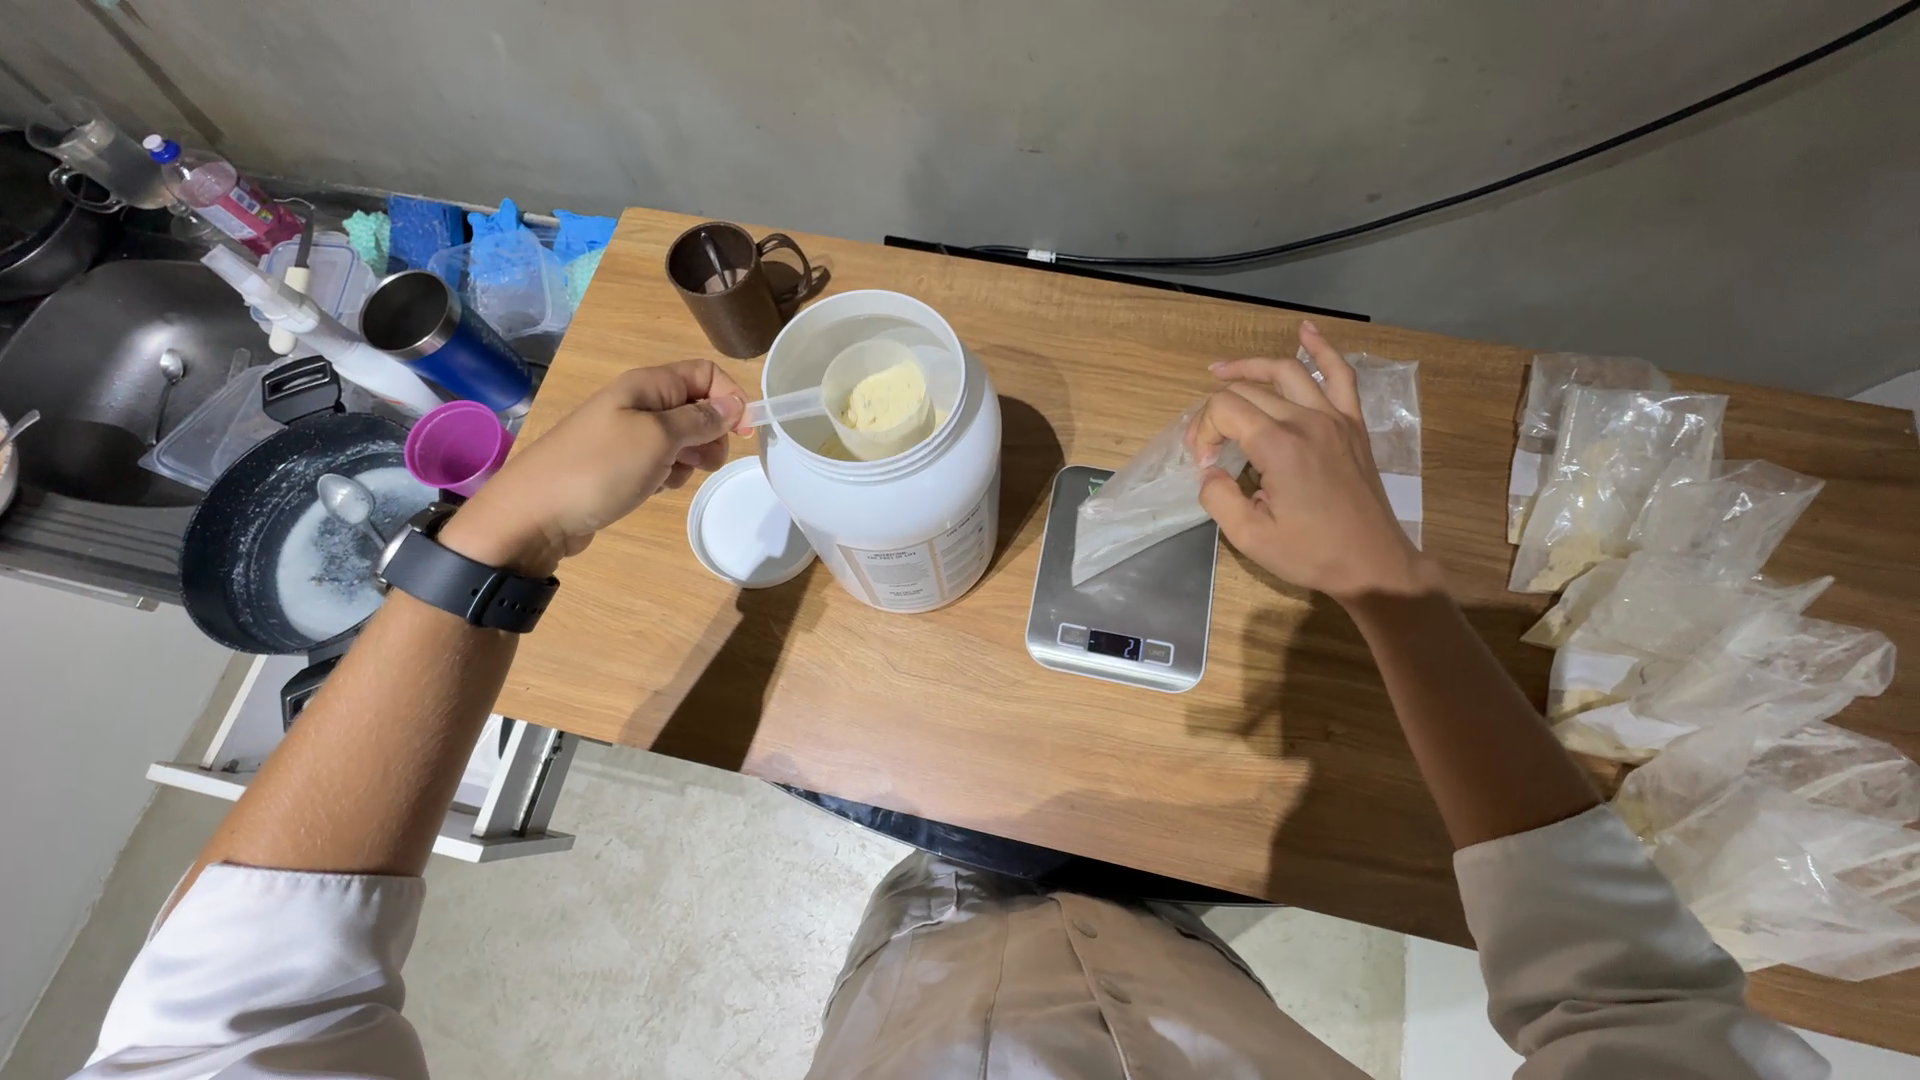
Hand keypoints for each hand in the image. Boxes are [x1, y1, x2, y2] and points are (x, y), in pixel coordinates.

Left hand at [439, 360, 749, 575]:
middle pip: (697, 406)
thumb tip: (734, 403)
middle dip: (712, 434)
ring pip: (682, 438)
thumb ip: (700, 419)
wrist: (536, 514)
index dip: (730, 397)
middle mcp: (639, 403)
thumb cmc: (600, 468)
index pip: (706, 373)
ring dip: (690, 458)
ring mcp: (628, 435)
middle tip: (706, 462)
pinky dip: (668, 475)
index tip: (744, 433)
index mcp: (647, 385)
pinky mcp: (621, 464)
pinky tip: (655, 489)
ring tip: (673, 478)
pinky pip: (662, 462)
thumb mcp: (659, 438)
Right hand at [1190, 321, 1438, 601]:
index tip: (1206, 467)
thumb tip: (1209, 471)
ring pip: (1287, 371)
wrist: (1373, 564)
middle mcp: (1308, 421)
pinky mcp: (1352, 424)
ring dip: (1250, 368)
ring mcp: (1335, 417)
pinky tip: (1305, 330)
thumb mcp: (1248, 537)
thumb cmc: (1311, 554)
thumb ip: (1217, 498)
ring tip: (1221, 372)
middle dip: (1215, 413)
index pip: (1224, 410)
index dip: (1202, 432)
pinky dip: (1322, 348)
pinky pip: (1340, 374)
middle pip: (1247, 390)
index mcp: (1280, 447)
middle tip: (1206, 448)